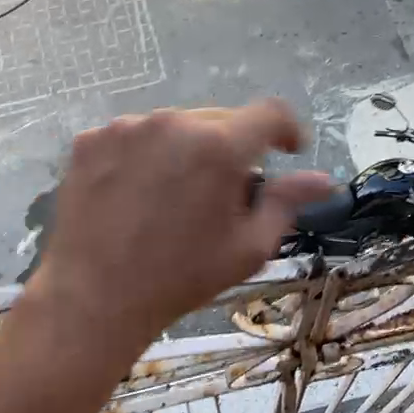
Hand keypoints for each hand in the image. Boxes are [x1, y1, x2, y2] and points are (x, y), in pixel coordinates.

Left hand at [29, 101, 334, 348]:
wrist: (95, 297)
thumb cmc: (182, 278)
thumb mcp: (248, 247)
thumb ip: (287, 203)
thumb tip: (323, 179)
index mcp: (220, 146)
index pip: (269, 114)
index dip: (286, 129)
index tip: (288, 149)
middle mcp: (174, 122)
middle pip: (219, 121)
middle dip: (231, 150)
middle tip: (224, 193)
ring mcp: (126, 128)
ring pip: (173, 128)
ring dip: (185, 152)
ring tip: (174, 199)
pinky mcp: (90, 140)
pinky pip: (132, 138)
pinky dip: (143, 158)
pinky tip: (136, 196)